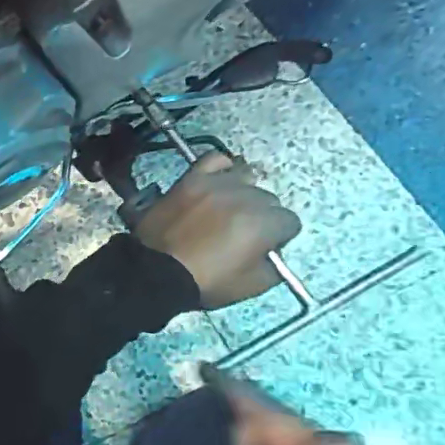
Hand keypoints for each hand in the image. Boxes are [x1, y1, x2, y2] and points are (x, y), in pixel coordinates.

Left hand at [133, 152, 300, 308]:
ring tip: (226, 209)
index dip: (278, 237)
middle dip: (260, 216)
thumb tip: (272, 248)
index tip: (262, 247)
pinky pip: (213, 159)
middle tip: (238, 233)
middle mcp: (244, 197)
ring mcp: (215, 184)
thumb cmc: (205, 281)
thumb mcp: (253, 285)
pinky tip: (217, 181)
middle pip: (267, 199)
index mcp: (263, 223)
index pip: (289, 222)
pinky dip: (219, 167)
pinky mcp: (190, 180)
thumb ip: (274, 264)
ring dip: (242, 192)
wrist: (154, 271)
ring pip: (244, 177)